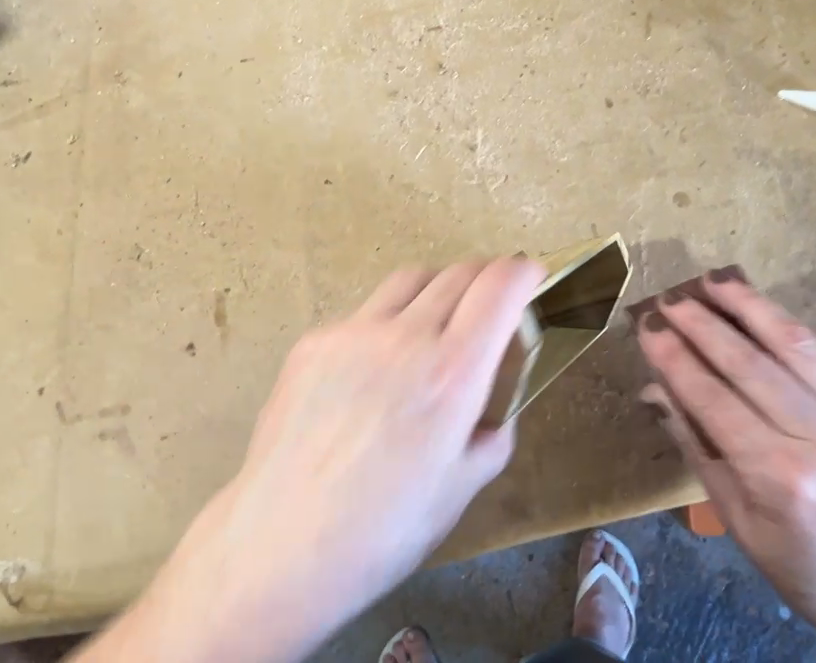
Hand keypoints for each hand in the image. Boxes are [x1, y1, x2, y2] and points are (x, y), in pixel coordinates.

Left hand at [80, 258, 543, 662]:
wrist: (284, 542)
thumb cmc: (385, 530)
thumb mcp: (462, 489)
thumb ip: (492, 434)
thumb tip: (493, 409)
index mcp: (453, 372)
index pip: (499, 286)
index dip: (523, 272)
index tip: (532, 278)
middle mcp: (405, 337)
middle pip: (458, 272)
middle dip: (486, 280)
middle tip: (490, 307)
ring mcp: (352, 333)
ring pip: (410, 280)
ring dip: (437, 290)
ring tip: (435, 326)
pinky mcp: (313, 341)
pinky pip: (364, 314)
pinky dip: (386, 324)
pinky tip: (374, 372)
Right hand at [634, 269, 815, 659]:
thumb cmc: (801, 568)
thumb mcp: (735, 519)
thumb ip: (696, 446)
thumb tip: (655, 388)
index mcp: (779, 478)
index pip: (712, 399)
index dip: (674, 357)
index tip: (645, 326)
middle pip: (747, 364)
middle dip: (699, 324)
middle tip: (665, 298)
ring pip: (788, 344)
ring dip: (743, 305)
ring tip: (707, 279)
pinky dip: (779, 321)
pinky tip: (752, 302)